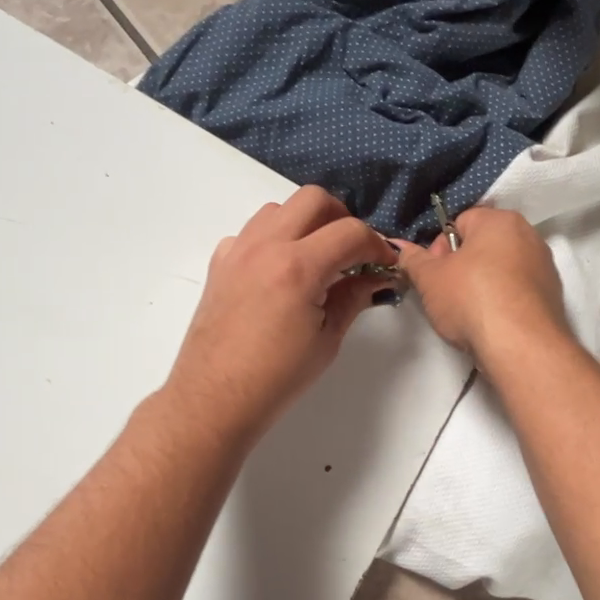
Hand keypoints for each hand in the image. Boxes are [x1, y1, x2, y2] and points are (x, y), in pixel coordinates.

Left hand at [163, 186, 398, 444]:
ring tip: (319, 258)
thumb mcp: (326, 340)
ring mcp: (238, 251)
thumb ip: (353, 299)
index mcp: (298, 267)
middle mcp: (266, 246)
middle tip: (354, 252)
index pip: (351, 233)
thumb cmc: (275, 379)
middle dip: (342, 219)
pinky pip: (252, 232)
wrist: (214, 399)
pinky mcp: (220, 263)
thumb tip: (375, 278)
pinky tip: (281, 272)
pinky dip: (274, 239)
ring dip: (306, 223)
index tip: (386, 264)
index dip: (377, 246)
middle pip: (314, 199)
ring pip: (280, 209)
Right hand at [393, 207, 568, 359]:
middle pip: (483, 244)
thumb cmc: (471, 299)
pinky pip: (517, 290)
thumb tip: (401, 248)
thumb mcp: (429, 279)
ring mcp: (544, 266)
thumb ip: (412, 259)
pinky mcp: (552, 295)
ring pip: (501, 268)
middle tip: (445, 292)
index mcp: (500, 220)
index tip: (433, 274)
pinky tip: (491, 322)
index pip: (460, 222)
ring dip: (482, 283)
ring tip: (468, 312)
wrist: (521, 346)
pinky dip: (503, 300)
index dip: (440, 247)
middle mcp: (528, 234)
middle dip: (461, 265)